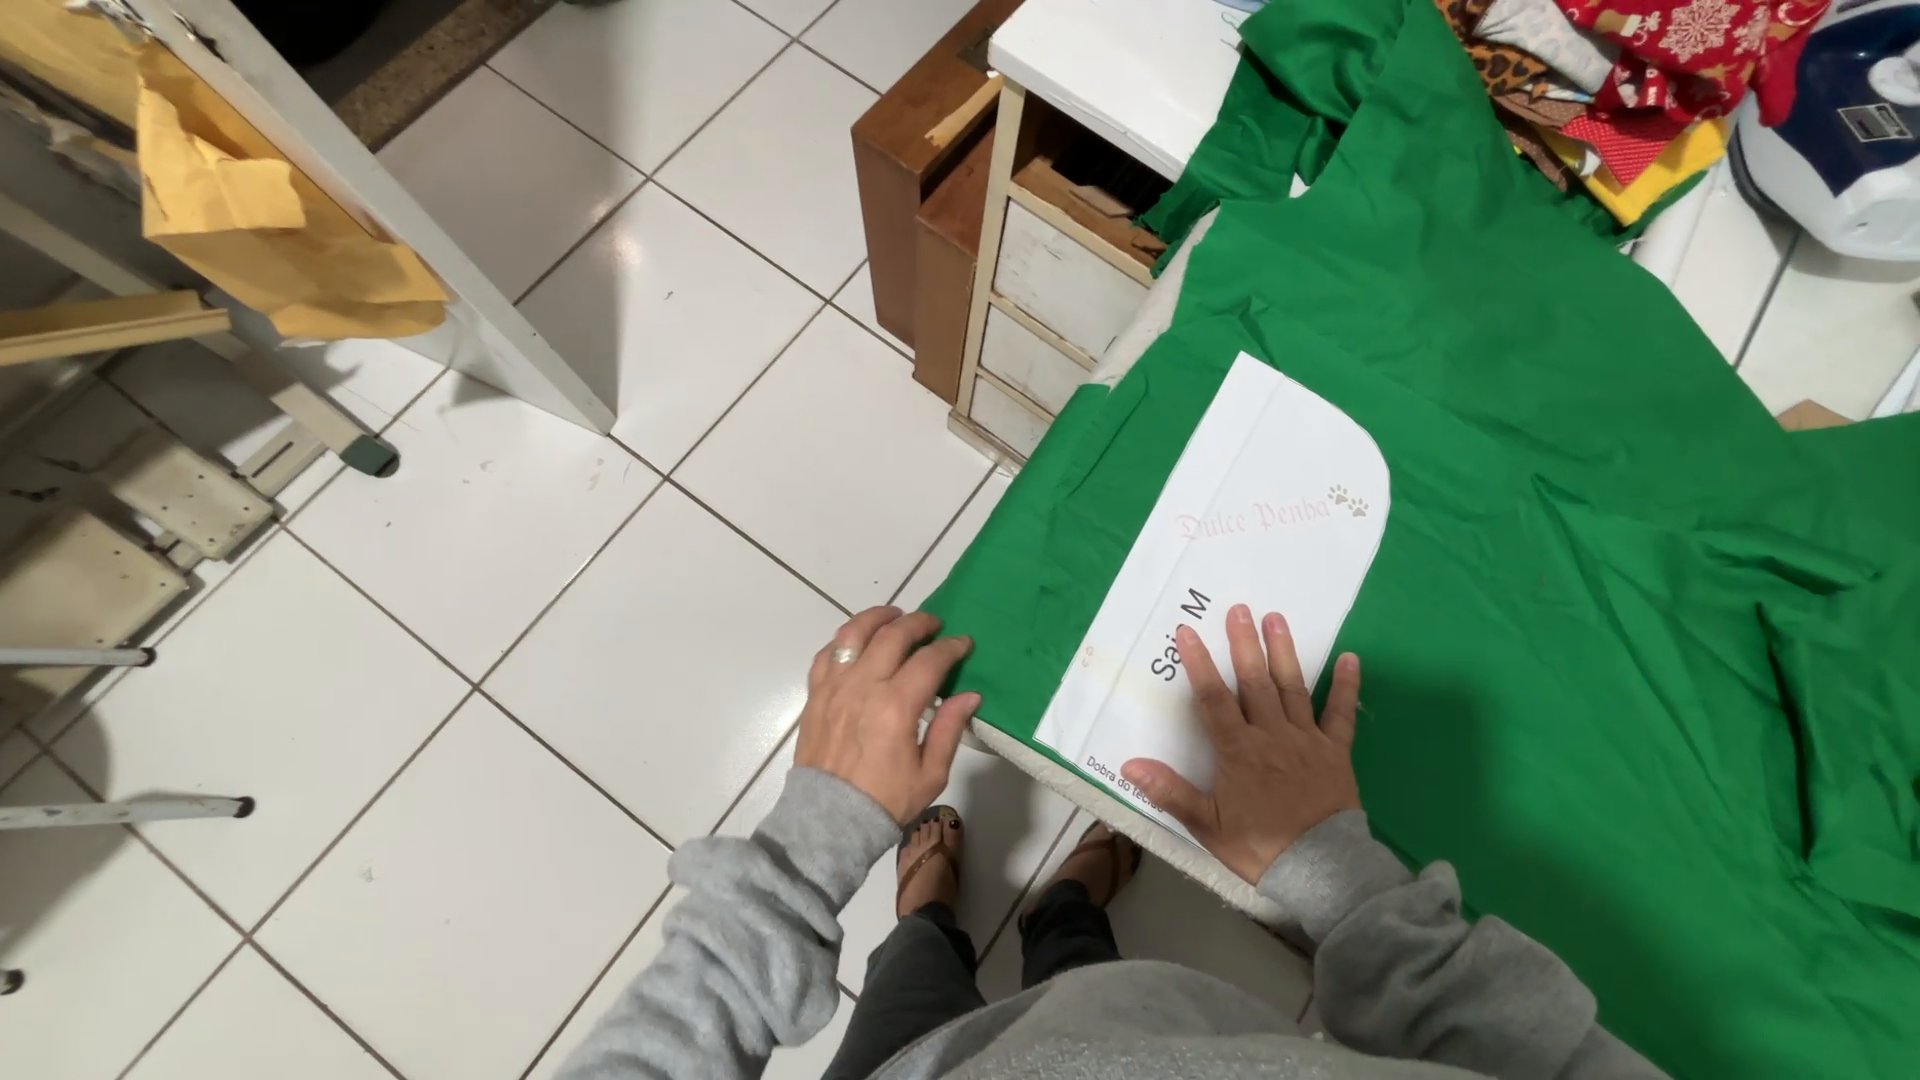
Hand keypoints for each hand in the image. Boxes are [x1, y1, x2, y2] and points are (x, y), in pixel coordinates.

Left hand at [795, 606, 981, 824]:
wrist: (829, 822)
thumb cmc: (885, 801)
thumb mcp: (930, 774)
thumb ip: (949, 729)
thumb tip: (969, 696)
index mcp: (896, 707)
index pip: (929, 661)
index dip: (951, 647)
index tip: (963, 643)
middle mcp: (863, 687)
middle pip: (892, 635)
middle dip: (918, 623)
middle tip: (934, 625)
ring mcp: (834, 687)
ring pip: (853, 633)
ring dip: (877, 617)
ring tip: (894, 616)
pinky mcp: (815, 695)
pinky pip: (827, 654)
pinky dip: (844, 640)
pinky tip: (858, 641)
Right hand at [1122, 604, 1361, 883]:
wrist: (1323, 873)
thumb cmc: (1259, 846)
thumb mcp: (1207, 825)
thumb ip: (1170, 792)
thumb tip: (1129, 765)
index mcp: (1239, 751)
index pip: (1213, 699)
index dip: (1199, 664)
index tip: (1187, 632)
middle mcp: (1272, 735)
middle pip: (1254, 682)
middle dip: (1243, 644)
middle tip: (1238, 609)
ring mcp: (1307, 740)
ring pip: (1292, 688)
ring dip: (1284, 651)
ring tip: (1276, 618)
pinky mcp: (1336, 752)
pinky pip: (1342, 714)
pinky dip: (1346, 686)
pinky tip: (1351, 658)